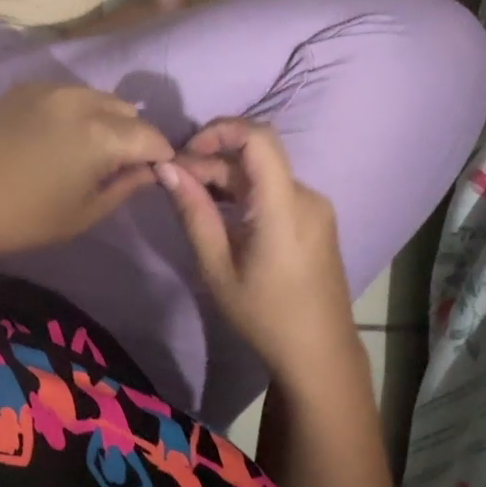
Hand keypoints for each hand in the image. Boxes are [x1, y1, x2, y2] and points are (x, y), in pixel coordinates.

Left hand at [0, 83, 173, 261]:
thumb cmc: (25, 217)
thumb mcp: (85, 212)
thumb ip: (126, 185)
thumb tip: (152, 170)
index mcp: (101, 134)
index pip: (151, 136)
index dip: (159, 156)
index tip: (155, 172)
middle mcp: (79, 100)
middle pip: (126, 109)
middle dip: (133, 133)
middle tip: (121, 163)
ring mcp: (49, 88)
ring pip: (96, 96)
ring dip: (104, 117)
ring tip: (89, 147)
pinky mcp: (24, 87)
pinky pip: (66, 92)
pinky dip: (74, 109)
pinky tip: (58, 135)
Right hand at [153, 119, 357, 379]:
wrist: (320, 356)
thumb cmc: (265, 315)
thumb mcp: (216, 266)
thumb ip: (193, 211)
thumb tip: (165, 167)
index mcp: (285, 207)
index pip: (258, 137)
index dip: (219, 130)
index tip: (185, 152)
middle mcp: (306, 196)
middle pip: (253, 156)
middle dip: (210, 160)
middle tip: (173, 182)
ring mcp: (314, 207)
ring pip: (260, 171)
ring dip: (223, 176)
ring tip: (190, 199)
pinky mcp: (314, 219)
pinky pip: (272, 188)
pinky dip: (241, 190)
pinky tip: (218, 213)